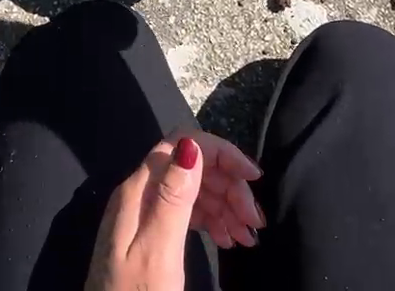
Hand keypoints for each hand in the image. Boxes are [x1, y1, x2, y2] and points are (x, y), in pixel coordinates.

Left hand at [85, 132, 264, 290]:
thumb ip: (172, 198)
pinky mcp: (151, 233)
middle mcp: (140, 192)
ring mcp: (144, 213)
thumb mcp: (158, 252)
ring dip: (225, 204)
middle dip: (228, 184)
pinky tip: (228, 240)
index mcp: (139, 189)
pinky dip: (212, 219)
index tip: (253, 178)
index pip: (181, 143)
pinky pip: (187, 212)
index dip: (220, 152)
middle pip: (190, 164)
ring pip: (192, 188)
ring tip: (248, 236)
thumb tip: (191, 144)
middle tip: (255, 222)